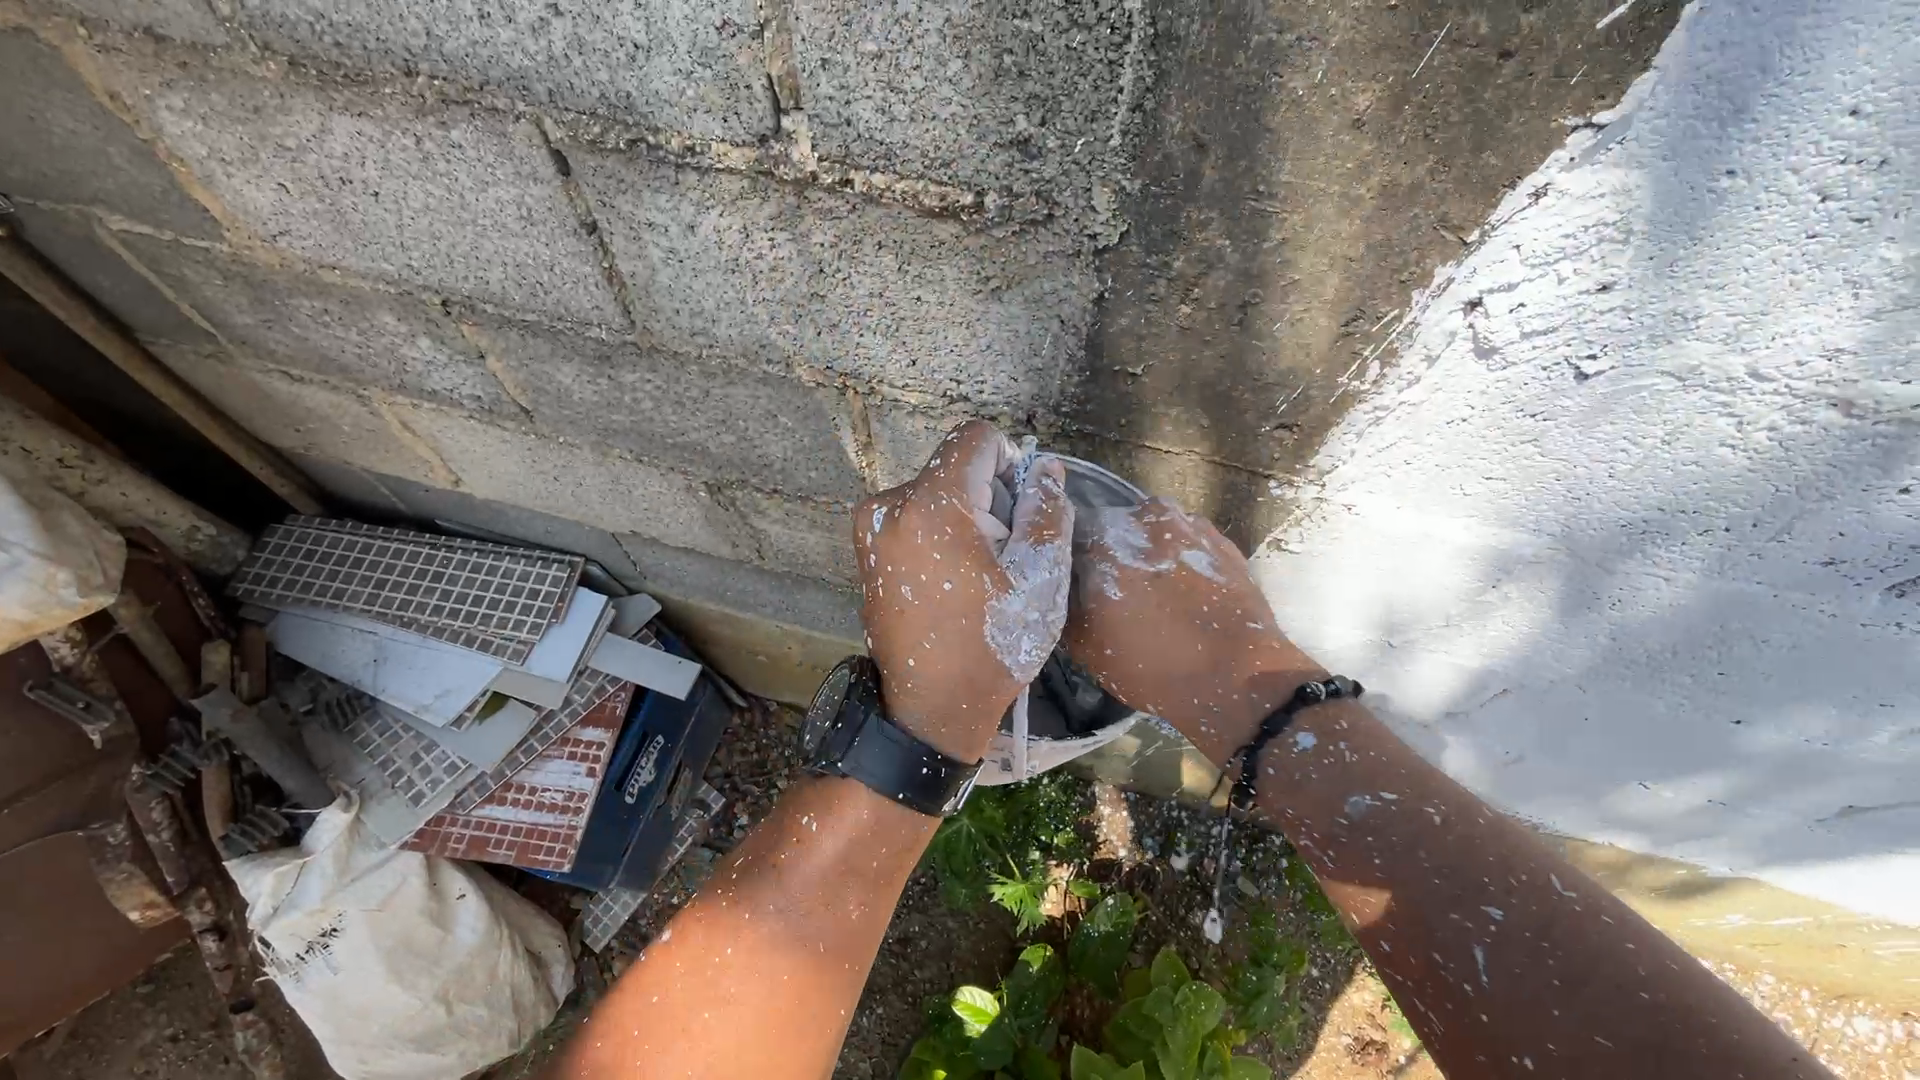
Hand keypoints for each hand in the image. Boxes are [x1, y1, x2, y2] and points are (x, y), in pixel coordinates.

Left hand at [854, 421, 1073, 761]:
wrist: (930, 711)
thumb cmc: (991, 646)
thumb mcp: (1040, 579)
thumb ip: (1047, 510)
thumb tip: (1044, 468)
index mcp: (930, 504)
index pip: (974, 438)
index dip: (1010, 461)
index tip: (1023, 508)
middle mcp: (889, 506)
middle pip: (954, 468)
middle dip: (989, 498)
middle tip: (1004, 556)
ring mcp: (871, 531)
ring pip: (934, 493)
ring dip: (965, 518)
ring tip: (979, 575)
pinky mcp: (866, 553)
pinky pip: (913, 518)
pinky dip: (939, 534)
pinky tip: (953, 583)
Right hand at [1062, 498, 1321, 763]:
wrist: (1239, 678)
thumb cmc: (1152, 665)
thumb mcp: (1085, 644)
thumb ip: (1061, 602)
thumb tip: (1060, 582)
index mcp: (1102, 539)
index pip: (1067, 529)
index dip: (1067, 555)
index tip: (1073, 579)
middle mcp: (1143, 518)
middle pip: (1110, 526)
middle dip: (1107, 551)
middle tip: (1112, 589)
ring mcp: (1188, 524)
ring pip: (1151, 530)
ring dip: (1145, 551)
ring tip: (1152, 592)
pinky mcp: (1221, 541)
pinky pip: (1186, 541)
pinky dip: (1178, 559)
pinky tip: (1183, 593)